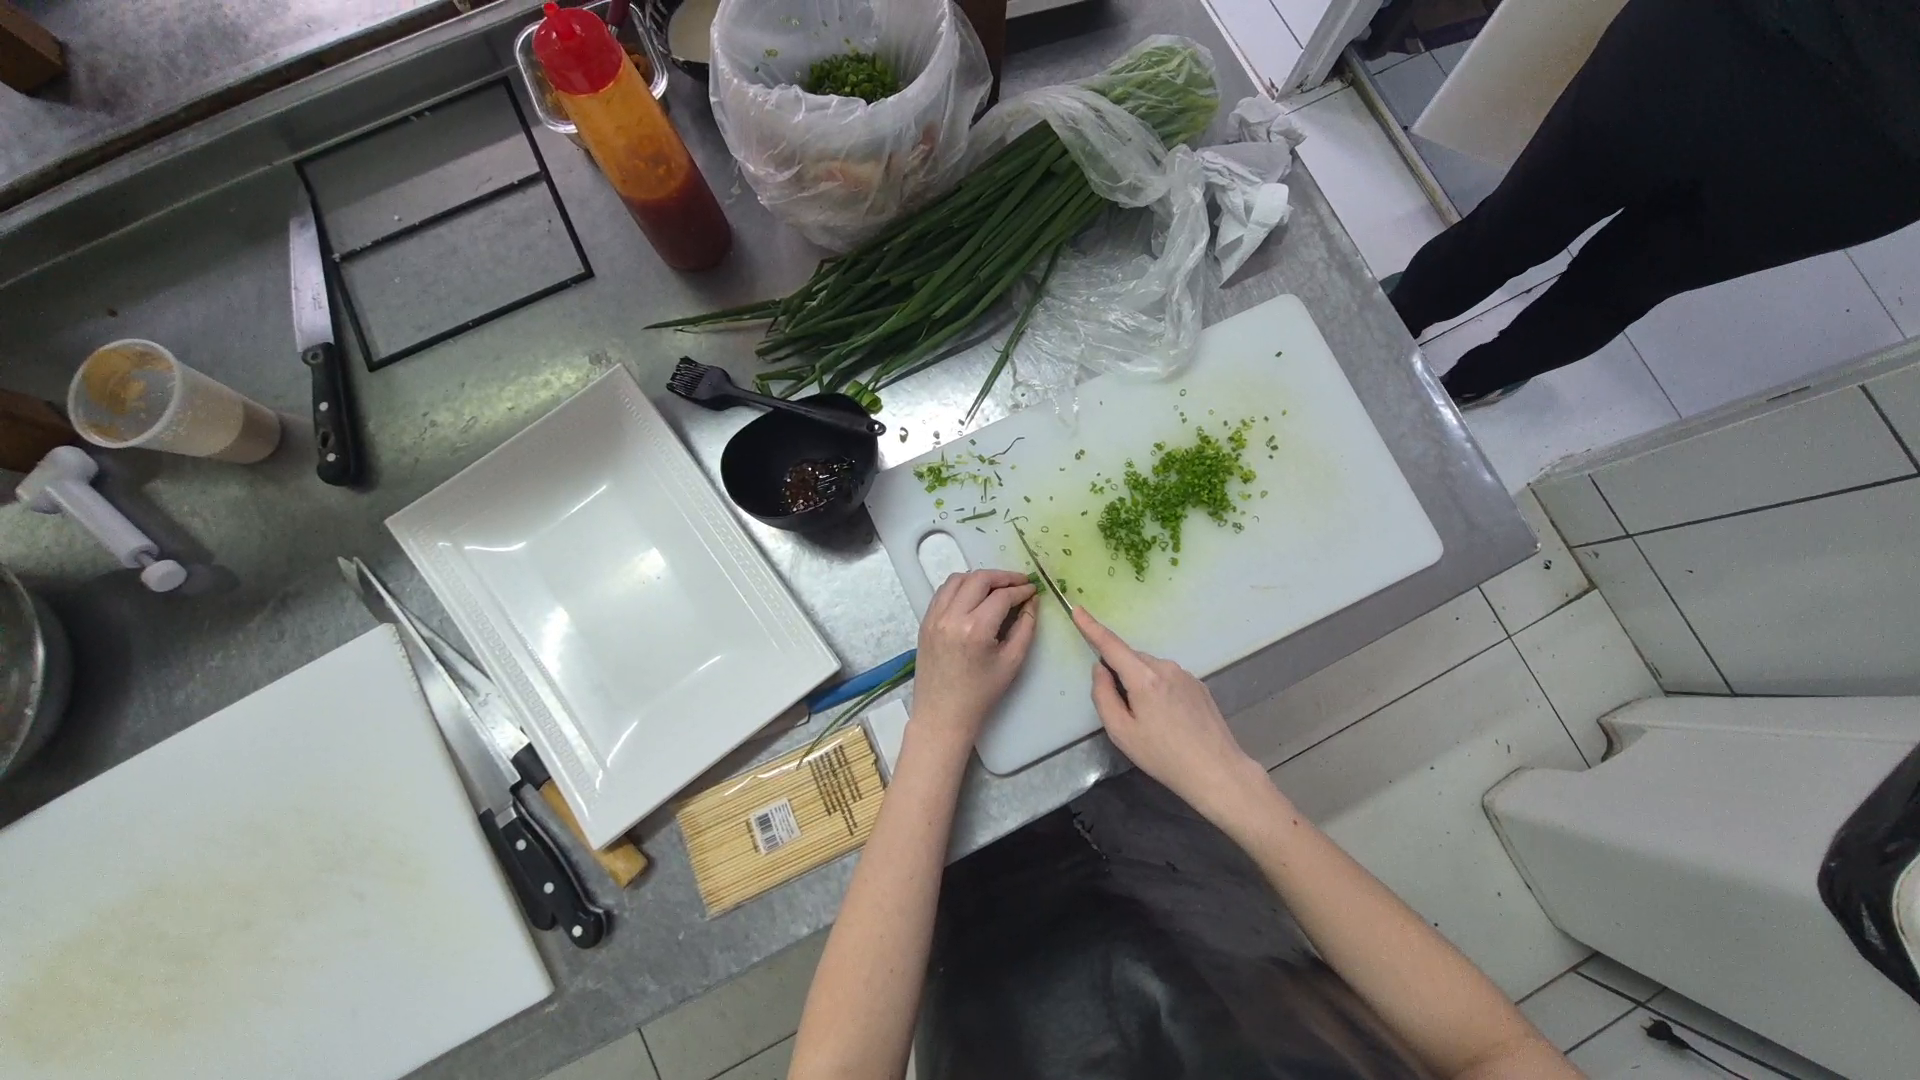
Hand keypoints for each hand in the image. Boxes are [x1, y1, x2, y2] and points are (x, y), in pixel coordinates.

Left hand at [911, 569, 1037, 747]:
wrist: (943, 714)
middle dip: (1003, 577)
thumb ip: (1025, 627)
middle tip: (1019, 583)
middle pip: (979, 579)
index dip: (1021, 589)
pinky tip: (974, 596)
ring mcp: (934, 617)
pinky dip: (960, 587)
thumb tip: (1032, 601)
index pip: (1002, 596)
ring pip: (957, 579)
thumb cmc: (981, 693)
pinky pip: (943, 592)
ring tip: (997, 587)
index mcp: (975, 629)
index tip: (1033, 589)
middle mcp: (952, 617)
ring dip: (979, 578)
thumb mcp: (1011, 662)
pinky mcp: (925, 621)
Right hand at [1074, 607, 1268, 822]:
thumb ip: (1103, 695)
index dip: (1091, 627)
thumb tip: (1100, 669)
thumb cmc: (1163, 755)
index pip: (1111, 645)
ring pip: (1150, 668)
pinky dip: (1158, 688)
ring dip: (1140, 683)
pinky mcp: (1198, 684)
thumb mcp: (1121, 732)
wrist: (1216, 770)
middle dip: (1120, 672)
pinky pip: (1167, 677)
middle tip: (1123, 710)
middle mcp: (1166, 667)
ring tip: (1150, 720)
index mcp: (1144, 678)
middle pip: (1131, 658)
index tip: (1078, 610)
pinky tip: (1168, 718)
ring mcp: (1185, 674)